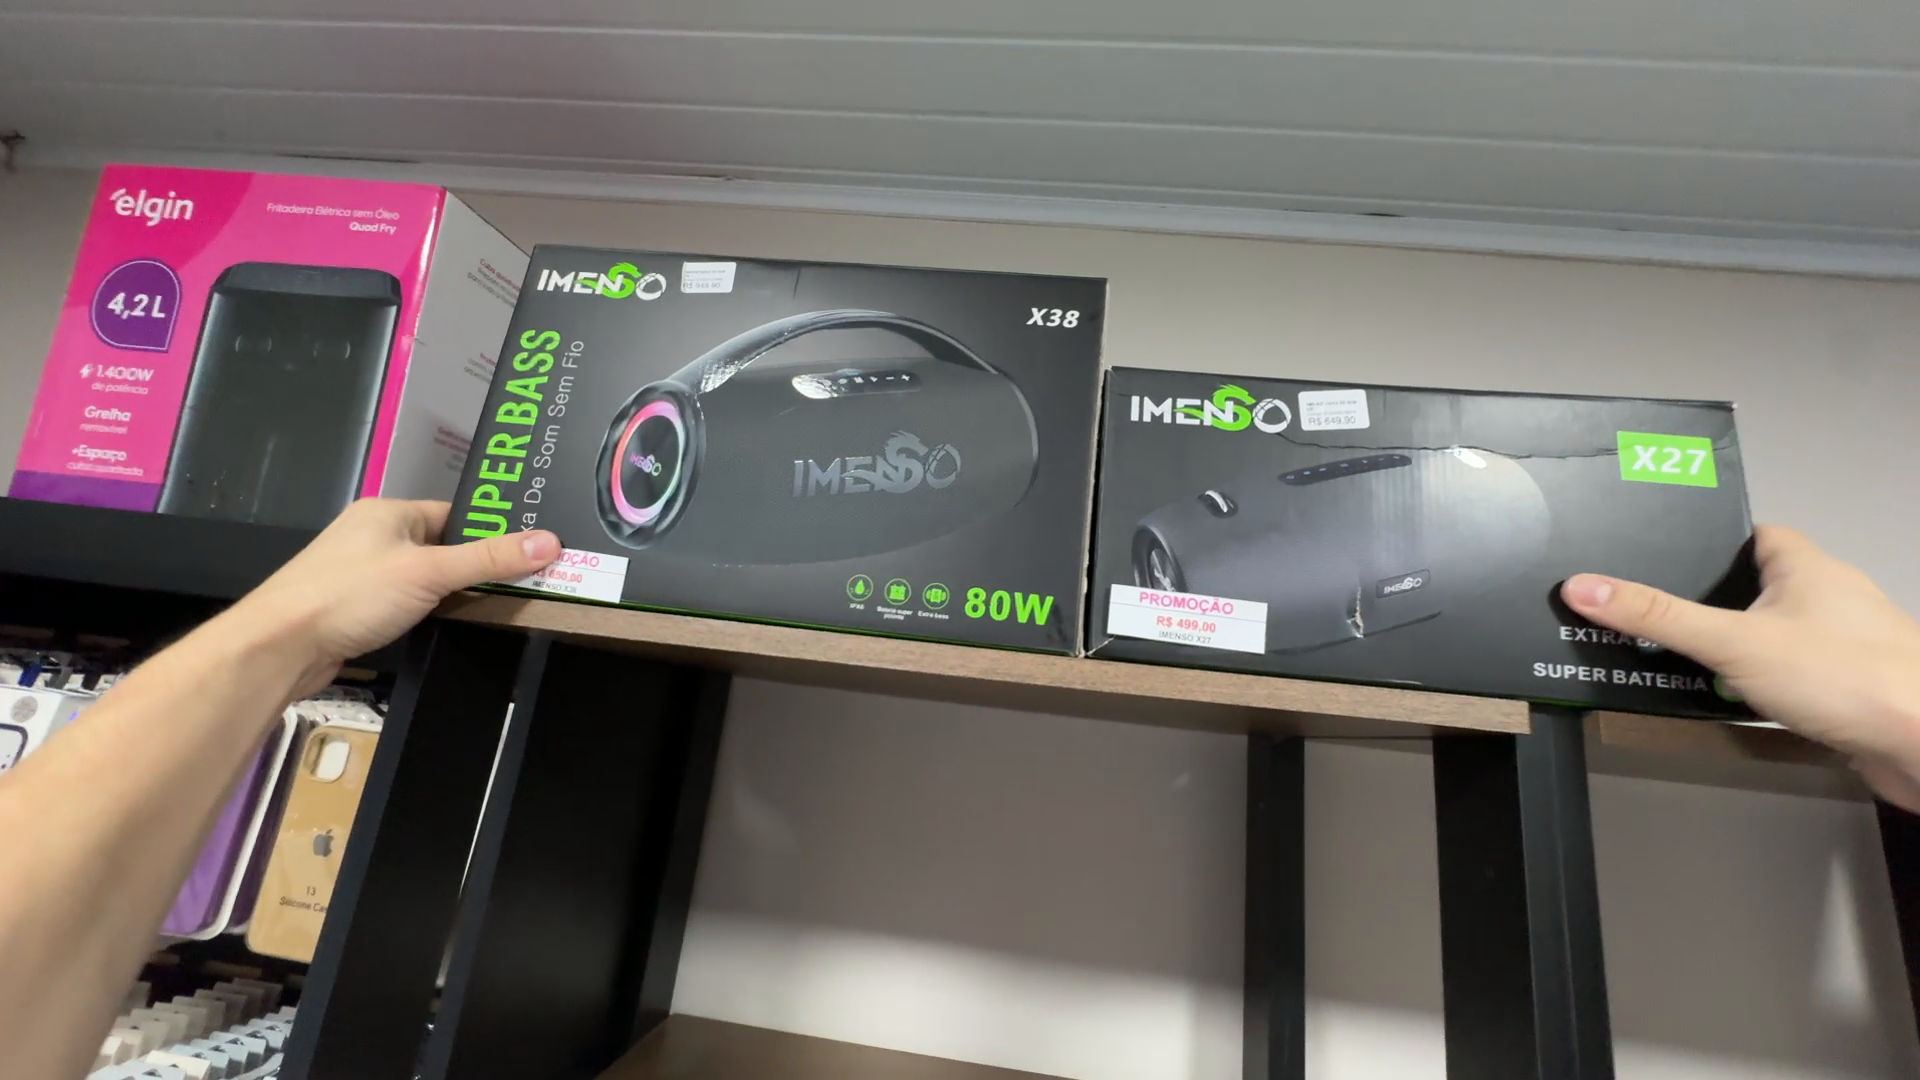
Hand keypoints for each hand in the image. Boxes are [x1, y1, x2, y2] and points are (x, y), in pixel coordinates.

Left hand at [222, 499, 559, 694]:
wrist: (276, 650)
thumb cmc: (350, 595)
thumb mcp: (431, 572)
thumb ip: (492, 559)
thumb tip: (552, 541)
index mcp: (389, 513)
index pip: (458, 514)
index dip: (494, 532)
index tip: (531, 551)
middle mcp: (376, 535)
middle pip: (449, 545)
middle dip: (482, 563)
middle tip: (526, 579)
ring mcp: (365, 570)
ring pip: (432, 574)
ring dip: (460, 588)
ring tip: (501, 601)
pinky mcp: (359, 604)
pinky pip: (414, 597)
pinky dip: (437, 606)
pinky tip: (456, 619)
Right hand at [1561, 526, 1919, 809]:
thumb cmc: (1845, 677)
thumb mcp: (1731, 641)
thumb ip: (1653, 615)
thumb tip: (1577, 584)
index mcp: (1811, 571)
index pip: (1755, 535)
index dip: (1707, 538)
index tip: (1653, 549)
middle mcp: (1828, 602)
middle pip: (1749, 584)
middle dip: (1694, 595)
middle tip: (1635, 600)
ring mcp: (1836, 647)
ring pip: (1757, 629)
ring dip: (1714, 638)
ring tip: (1652, 642)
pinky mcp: (1835, 687)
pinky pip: (1770, 668)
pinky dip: (1735, 674)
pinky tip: (1703, 686)